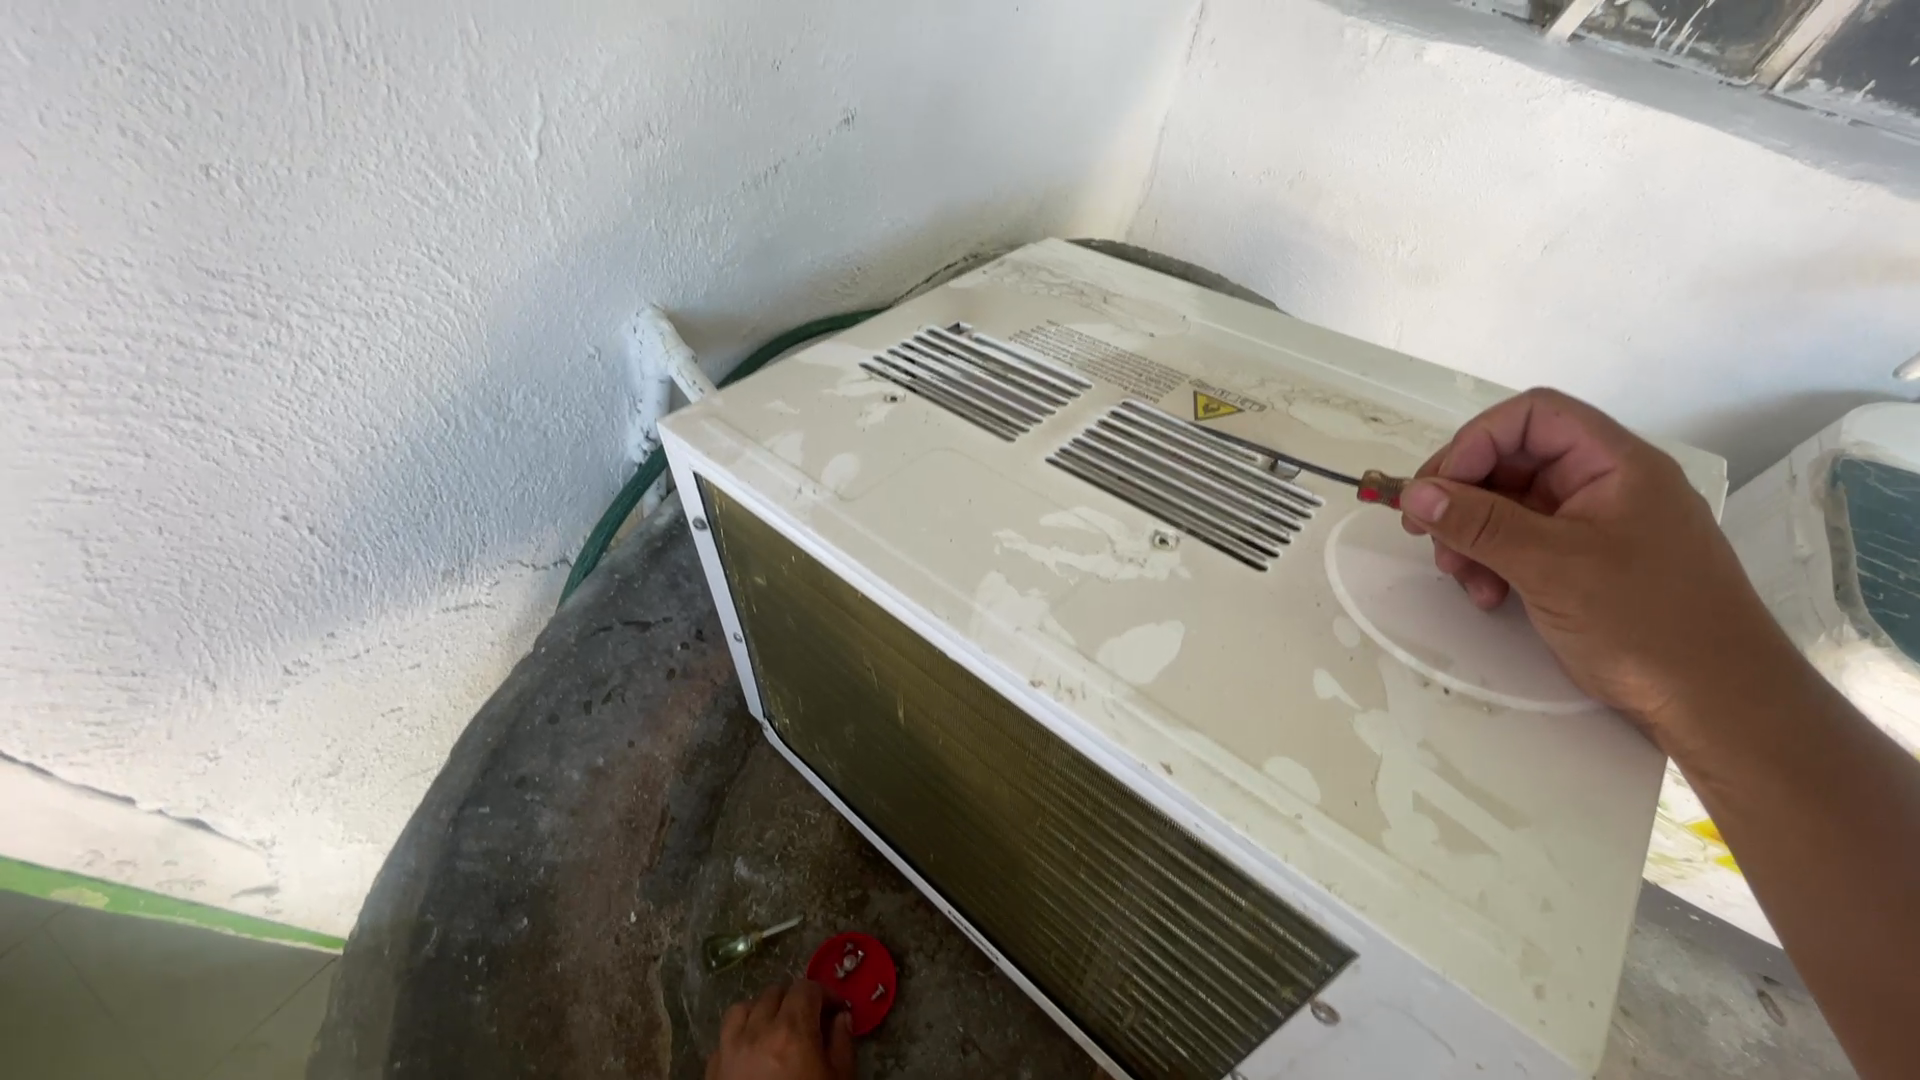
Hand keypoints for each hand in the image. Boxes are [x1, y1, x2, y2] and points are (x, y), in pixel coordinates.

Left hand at [706, 979, 854, 1079]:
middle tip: (810, 1018)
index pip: (807, 988)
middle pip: (775, 992)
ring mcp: (729, 1051)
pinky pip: (723, 1039)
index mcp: (793, 1030)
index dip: (825, 994)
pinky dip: (739, 1036)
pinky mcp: (711, 1072)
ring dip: (762, 1010)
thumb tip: (841, 1018)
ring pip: (743, 1008)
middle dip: (795, 999)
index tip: (837, 1009)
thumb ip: (842, 1044)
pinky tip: (751, 1054)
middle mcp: (757, 1031)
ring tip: (775, 1028)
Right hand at [1398, 388, 1782, 734]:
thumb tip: (1412, 493)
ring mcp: (1590, 524)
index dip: (1474, 442)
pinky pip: (1515, 542)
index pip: (1531, 417)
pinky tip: (1486, 595)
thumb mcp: (1551, 566)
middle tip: (1423, 532)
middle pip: (1509, 460)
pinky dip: (1488, 561)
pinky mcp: (1578, 561)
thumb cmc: (1645, 622)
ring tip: (1460, 576)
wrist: (1716, 703)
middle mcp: (1601, 484)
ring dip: (1468, 536)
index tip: (1435, 490)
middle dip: (1461, 496)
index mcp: (1613, 464)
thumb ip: (1478, 524)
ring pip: (1503, 505)